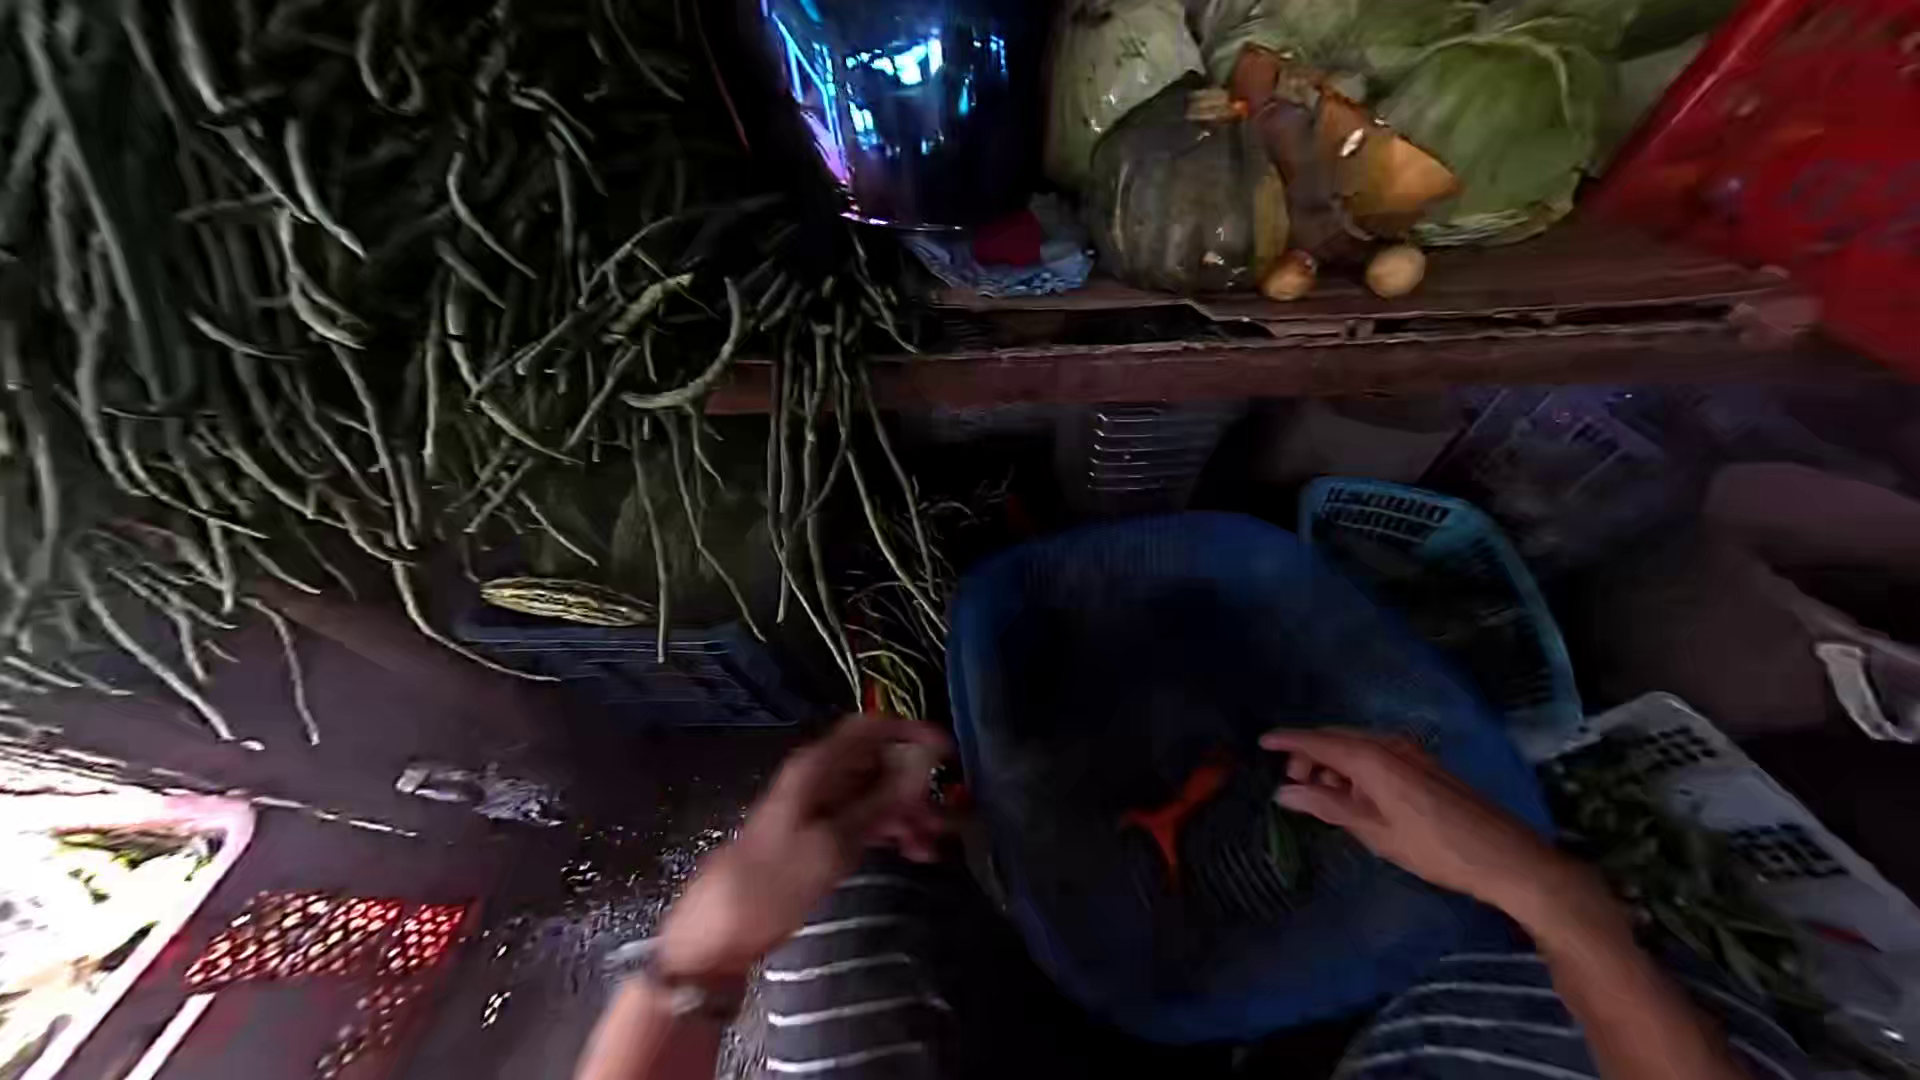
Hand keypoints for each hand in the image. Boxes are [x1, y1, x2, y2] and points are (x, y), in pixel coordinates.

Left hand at [656, 714, 951, 979]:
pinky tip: (915, 852)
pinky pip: (866, 818)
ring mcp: (821, 804)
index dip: (911, 731)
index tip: (948, 753)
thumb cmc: (772, 882)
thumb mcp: (834, 843)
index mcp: (818, 766)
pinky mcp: (821, 832)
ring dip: (908, 811)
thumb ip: (881, 802)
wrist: (717, 933)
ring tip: (937, 841)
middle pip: (879, 761)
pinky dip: (891, 829)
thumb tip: (923, 764)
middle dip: (917, 781)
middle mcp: (822, 776)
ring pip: (877, 792)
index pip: (872, 727)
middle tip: (950, 811)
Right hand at [1260, 727, 1585, 916]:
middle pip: (1332, 738)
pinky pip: (1373, 751)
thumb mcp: (1373, 831)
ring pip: (1353, 744)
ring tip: (1325, 793)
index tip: (1259, 742)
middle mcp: (1386, 743)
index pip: (1315, 741)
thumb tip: (1283, 792)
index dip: (1285, 740)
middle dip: (1308, 755)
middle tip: (1294, 783)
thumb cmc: (1436, 848)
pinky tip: (1356, 792)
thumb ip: (1326, 805)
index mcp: (1369, 757)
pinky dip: (1353, 765)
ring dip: (1332, 761)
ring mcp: (1408, 750)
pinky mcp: (1422, 763)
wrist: (1512, 861)